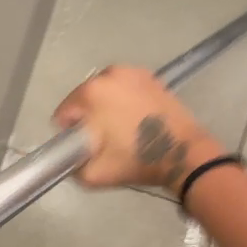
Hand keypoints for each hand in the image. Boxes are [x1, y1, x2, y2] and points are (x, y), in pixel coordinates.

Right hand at [53, 66, 224, 193]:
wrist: (183, 153)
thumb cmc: (137, 160)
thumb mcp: (94, 174)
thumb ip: (72, 166)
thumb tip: (71, 158)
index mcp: (91, 92)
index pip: (64, 114)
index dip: (70, 134)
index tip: (86, 147)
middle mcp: (109, 74)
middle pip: (85, 100)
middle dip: (90, 118)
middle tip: (106, 141)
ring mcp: (133, 72)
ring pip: (106, 93)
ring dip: (107, 108)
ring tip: (123, 130)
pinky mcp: (151, 77)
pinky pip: (126, 89)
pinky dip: (126, 101)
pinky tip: (137, 120)